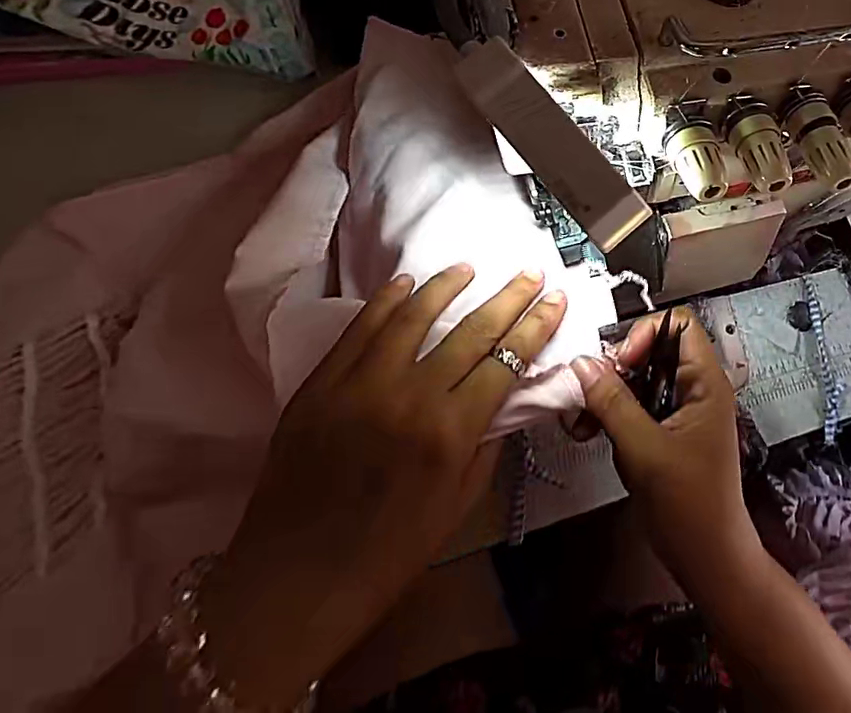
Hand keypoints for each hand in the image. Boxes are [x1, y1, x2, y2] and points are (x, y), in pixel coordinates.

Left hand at [199, 265, 566, 706]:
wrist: (294, 583)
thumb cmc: (392, 551)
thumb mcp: (461, 501)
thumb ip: (488, 440)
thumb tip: (506, 395)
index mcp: (452, 431)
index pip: (507, 360)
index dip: (537, 325)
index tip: (557, 298)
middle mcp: (411, 398)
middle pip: (472, 331)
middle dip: (509, 297)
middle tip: (530, 271)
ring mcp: (360, 386)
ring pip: (413, 317)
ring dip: (447, 285)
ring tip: (469, 267)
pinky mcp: (320, 386)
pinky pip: (359, 330)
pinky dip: (387, 301)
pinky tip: (406, 282)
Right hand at [571, 309, 758, 585]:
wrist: (708, 558)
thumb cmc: (689, 504)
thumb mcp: (645, 450)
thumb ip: (613, 403)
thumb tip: (583, 364)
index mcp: (707, 382)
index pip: (679, 325)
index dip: (646, 333)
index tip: (619, 363)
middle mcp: (697, 388)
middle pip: (654, 351)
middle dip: (617, 368)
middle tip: (591, 393)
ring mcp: (683, 410)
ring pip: (641, 380)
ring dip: (609, 395)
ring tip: (583, 421)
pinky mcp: (668, 432)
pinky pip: (638, 407)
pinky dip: (614, 415)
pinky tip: (592, 433)